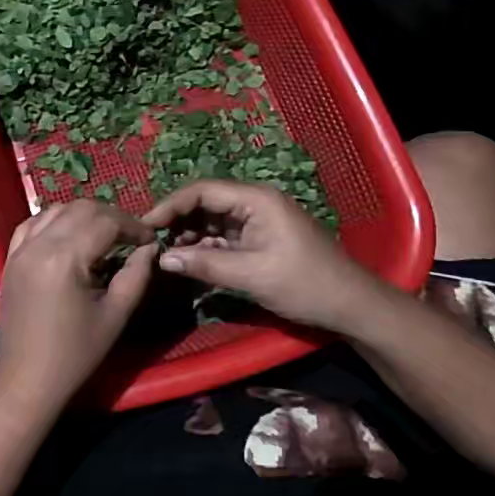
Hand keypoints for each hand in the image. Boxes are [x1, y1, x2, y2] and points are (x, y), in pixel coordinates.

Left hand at [0, 200, 157, 407]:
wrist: (27, 379)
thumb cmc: (76, 353)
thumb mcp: (116, 314)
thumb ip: (137, 274)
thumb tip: (150, 247)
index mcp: (65, 258)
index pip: (106, 222)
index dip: (134, 227)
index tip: (150, 241)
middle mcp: (39, 244)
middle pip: (82, 209)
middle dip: (112, 216)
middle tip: (132, 236)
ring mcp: (20, 249)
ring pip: (57, 210)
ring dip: (85, 215)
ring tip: (104, 234)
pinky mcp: (10, 258)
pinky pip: (32, 224)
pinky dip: (55, 221)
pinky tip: (69, 234)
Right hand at [142, 180, 385, 331]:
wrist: (349, 304)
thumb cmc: (303, 283)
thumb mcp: (251, 274)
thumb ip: (205, 264)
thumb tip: (162, 259)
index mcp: (256, 199)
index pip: (202, 191)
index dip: (170, 206)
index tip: (145, 226)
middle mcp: (255, 202)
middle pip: (206, 202)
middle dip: (177, 220)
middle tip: (151, 243)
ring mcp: (259, 221)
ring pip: (213, 220)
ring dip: (190, 235)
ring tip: (166, 255)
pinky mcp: (261, 239)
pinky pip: (225, 236)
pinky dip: (206, 247)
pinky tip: (190, 262)